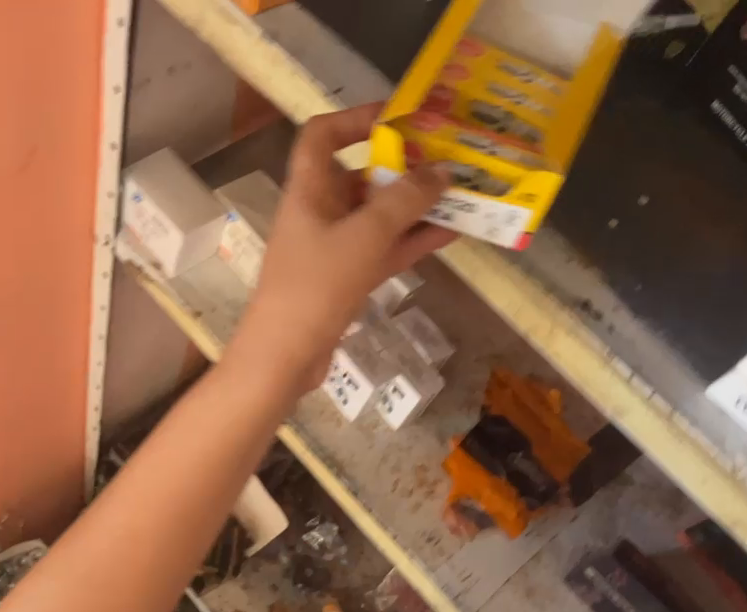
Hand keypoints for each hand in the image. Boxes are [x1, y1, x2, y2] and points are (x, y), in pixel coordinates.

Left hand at [230, 104, 453, 395]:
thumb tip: (441, 171)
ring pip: (375, 218)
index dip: (355, 118)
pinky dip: (410, 242)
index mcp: (307, 192)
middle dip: (403, 167)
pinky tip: (450, 233)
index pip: (320, 136)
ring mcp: (329, 251)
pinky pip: (380, 252)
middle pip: (359, 177)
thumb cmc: (314, 288)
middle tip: (451, 158)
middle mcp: (316, 215)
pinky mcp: (341, 283)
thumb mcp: (364, 236)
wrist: (282, 358)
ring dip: (415, 207)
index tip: (399, 117)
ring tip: (464, 193)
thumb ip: (404, 200)